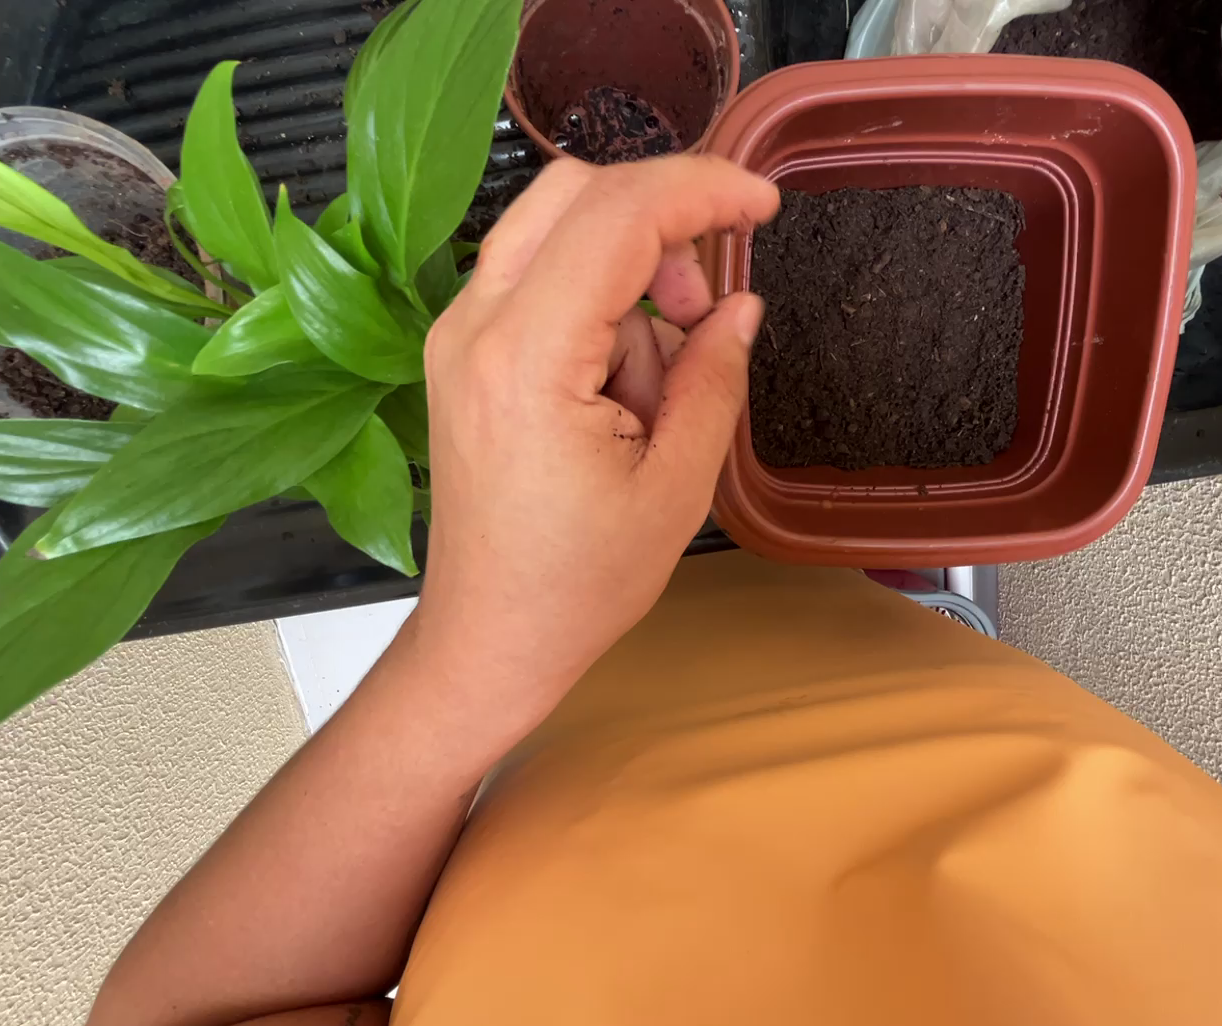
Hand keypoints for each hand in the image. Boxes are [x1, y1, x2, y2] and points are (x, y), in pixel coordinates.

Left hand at [413, 156, 777, 712]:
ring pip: (556, 235)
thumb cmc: (580, 584)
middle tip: (703, 307)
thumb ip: (714, 380)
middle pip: (574, 195)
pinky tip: (613, 396)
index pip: (618, 218)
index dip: (702, 192)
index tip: (763, 205)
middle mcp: (475, 328)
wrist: (492, 637)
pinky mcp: (463, 358)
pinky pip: (539, 284)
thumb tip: (739, 308)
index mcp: (529, 360)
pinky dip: (595, 311)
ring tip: (651, 395)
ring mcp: (458, 339)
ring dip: (627, 285)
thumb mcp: (676, 488)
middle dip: (661, 226)